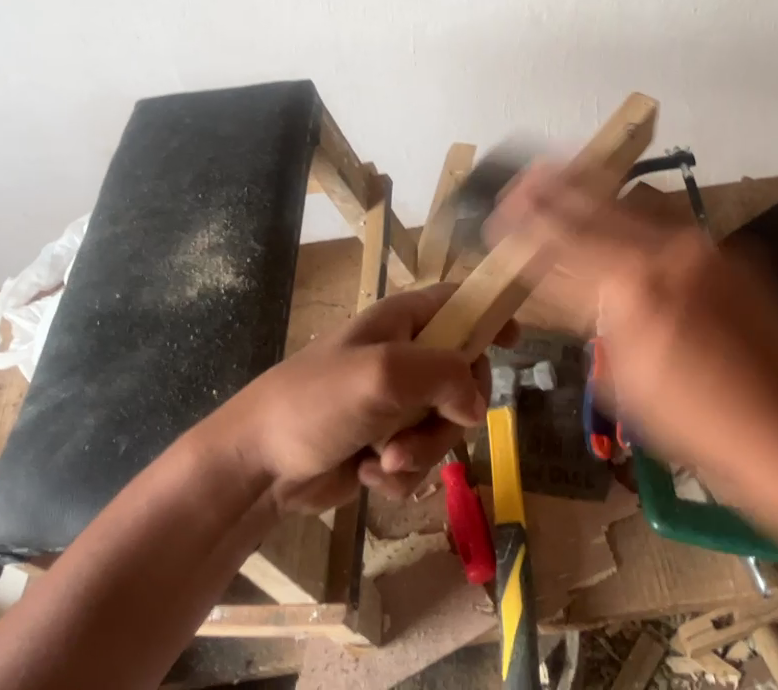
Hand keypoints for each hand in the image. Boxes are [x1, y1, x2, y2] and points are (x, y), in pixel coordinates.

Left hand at [206, 284, 514, 512]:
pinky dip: (400, 474)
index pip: (461, 303)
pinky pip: (422, 460)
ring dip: (420, 452)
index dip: (492, 316)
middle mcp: (404, 357)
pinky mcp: (387, 444)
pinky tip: (369, 474)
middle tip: (418, 426)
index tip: (517, 342)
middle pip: (466, 379)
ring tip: (382, 458)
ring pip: (447, 427)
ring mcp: (395, 403)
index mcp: (403, 322)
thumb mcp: (384, 373)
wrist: (260, 463)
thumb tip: (478, 406)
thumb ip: (444, 375)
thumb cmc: (316, 400)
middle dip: (449, 415)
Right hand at [490, 165, 777, 489]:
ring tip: (567, 177)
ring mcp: (706, 249)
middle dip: (553, 188)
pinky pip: (674, 228)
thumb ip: (601, 329)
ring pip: (637, 207)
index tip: (500, 214)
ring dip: (597, 194)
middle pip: (594, 208)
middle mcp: (665, 255)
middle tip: (524, 175)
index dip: (525, 227)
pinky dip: (641, 222)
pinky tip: (628, 222)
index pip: (561, 246)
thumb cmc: (705, 431)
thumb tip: (585, 302)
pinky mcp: (737, 256)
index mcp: (629, 290)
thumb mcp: (629, 385)